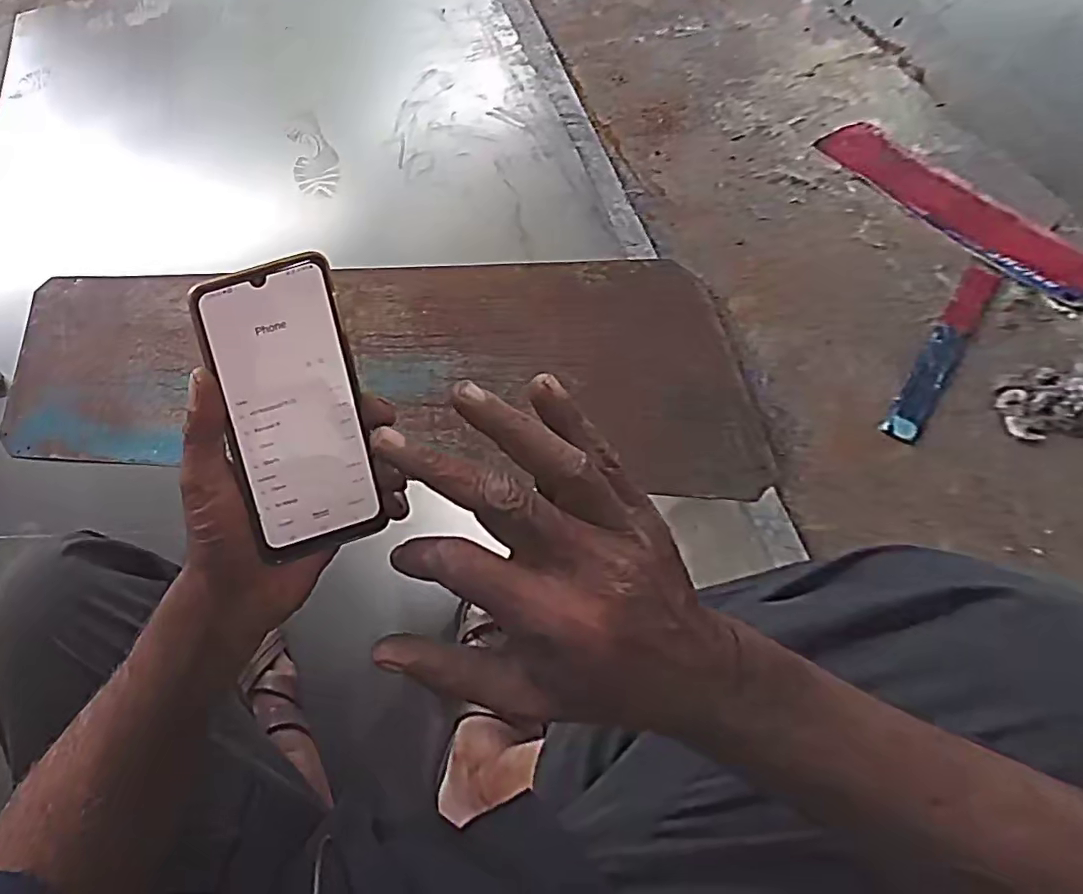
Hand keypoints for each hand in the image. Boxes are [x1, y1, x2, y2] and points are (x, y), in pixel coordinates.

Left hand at [178, 367, 408, 644]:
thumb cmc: (213, 538)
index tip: (345, 377)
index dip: (325, 386)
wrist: (236, 597)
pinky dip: (387, 496)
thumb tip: (202, 379)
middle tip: (380, 422)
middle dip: (367, 419)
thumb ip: (203, 431)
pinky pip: (369, 500)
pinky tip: (392, 498)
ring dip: (385, 456)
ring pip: (362, 460)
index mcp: (265, 443)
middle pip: (339, 427)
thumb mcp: (202, 477)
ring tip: (390, 464)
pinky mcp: (337, 518)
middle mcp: (295, 460)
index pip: (299, 402)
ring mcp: (319, 488)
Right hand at [369, 374, 744, 735]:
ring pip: (558, 467)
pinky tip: (541, 386)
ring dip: (506, 426)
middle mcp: (584, 567)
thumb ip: (450, 674)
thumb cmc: (606, 686)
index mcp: (553, 619)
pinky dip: (571, 418)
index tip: (402, 555)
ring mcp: (616, 530)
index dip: (423, 556)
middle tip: (393, 442)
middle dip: (440, 468)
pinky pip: (602, 457)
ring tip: (462, 396)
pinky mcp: (635, 508)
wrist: (696, 673)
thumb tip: (386, 654)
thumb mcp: (526, 697)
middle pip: (505, 502)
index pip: (469, 568)